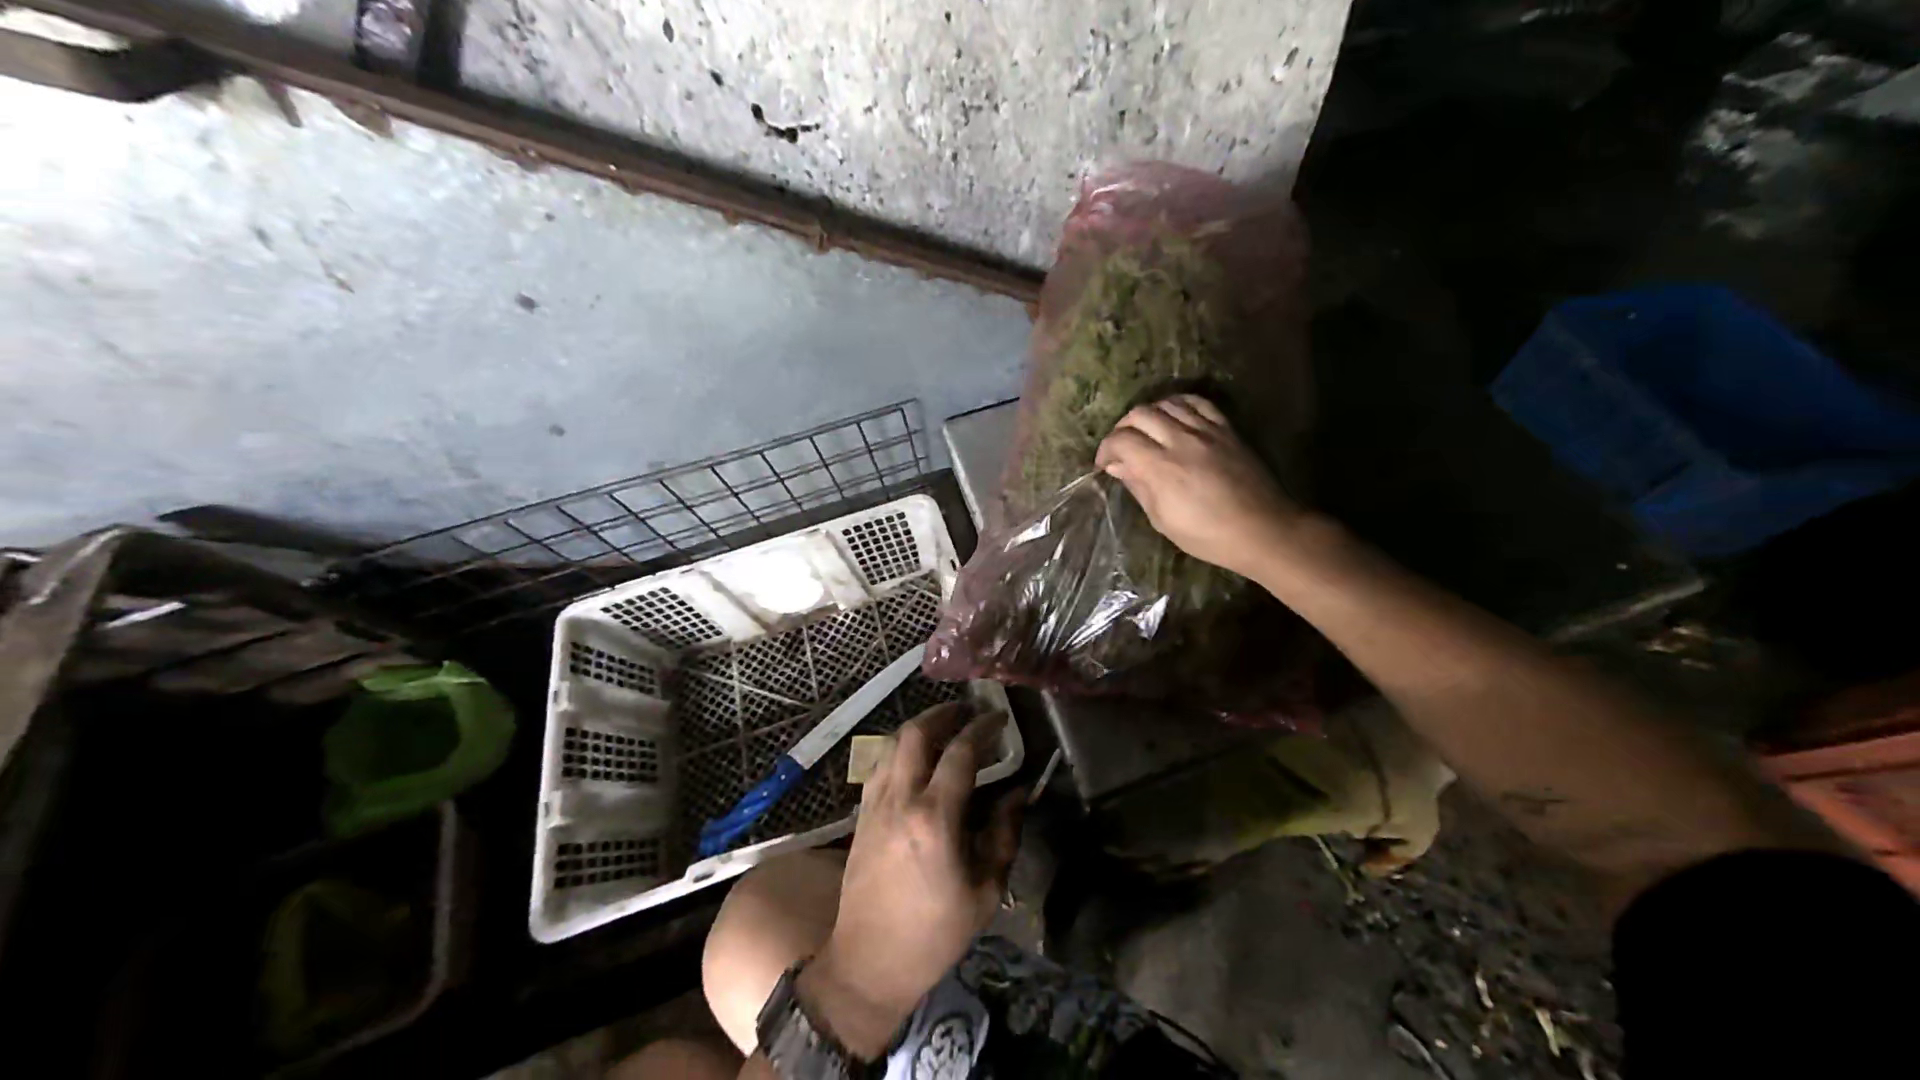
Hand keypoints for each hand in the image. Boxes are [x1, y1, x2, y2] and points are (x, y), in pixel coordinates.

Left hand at [797, 704, 1020, 1058]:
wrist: (870, 962)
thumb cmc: (936, 933)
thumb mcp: (985, 890)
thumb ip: (1004, 834)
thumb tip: (1019, 793)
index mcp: (934, 819)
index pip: (960, 753)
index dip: (982, 727)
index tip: (998, 717)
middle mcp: (899, 800)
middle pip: (915, 733)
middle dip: (943, 713)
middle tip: (967, 711)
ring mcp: (874, 805)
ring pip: (891, 744)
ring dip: (919, 728)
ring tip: (943, 728)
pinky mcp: (860, 815)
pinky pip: (879, 765)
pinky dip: (899, 750)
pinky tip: (916, 759)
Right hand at [1095, 394, 1302, 579]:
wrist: (1262, 529)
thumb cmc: (1208, 535)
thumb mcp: (1163, 520)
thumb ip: (1139, 487)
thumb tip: (1117, 466)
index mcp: (1161, 467)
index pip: (1121, 440)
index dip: (1106, 449)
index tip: (1105, 465)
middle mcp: (1180, 440)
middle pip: (1139, 414)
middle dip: (1122, 428)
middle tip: (1122, 448)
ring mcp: (1206, 430)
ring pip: (1166, 403)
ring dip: (1148, 414)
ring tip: (1146, 432)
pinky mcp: (1226, 428)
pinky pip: (1197, 403)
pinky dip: (1178, 405)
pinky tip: (1173, 417)